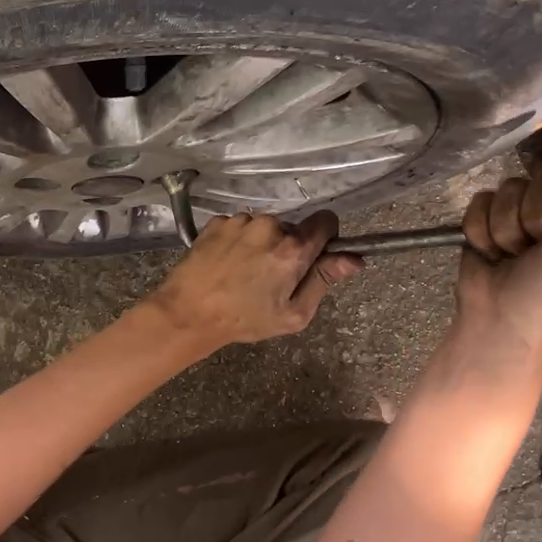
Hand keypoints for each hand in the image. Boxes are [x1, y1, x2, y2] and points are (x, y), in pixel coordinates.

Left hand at [143, 211, 362, 349]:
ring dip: (261, 244)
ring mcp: (240, 221)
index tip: (314, 256)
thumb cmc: (244, 319)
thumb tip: (353, 259)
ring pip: (264, 227)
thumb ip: (324, 281)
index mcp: (292, 248)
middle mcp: (268, 226)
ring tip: (244, 272)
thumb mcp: (293, 313)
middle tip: (270, 277)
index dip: (325, 238)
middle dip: (288, 248)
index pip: (326, 221)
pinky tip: (226, 264)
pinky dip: (238, 241)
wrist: (188, 312)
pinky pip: (239, 227)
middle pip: (292, 229)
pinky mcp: (217, 223)